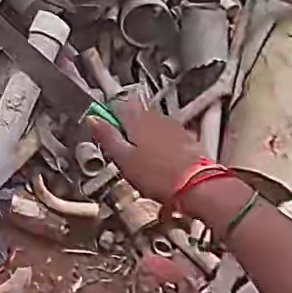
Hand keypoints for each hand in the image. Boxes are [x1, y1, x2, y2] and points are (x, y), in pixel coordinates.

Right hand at [87, 96, 207, 204]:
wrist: (198, 187)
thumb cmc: (159, 175)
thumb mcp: (123, 159)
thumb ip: (106, 136)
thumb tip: (93, 119)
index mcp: (136, 118)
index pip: (114, 105)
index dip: (105, 118)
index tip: (102, 134)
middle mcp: (155, 116)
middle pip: (132, 115)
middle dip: (123, 130)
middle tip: (119, 153)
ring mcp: (171, 126)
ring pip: (148, 126)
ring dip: (140, 138)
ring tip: (138, 163)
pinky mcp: (185, 138)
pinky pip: (163, 137)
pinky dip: (157, 146)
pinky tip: (157, 165)